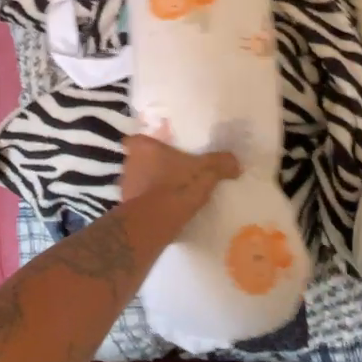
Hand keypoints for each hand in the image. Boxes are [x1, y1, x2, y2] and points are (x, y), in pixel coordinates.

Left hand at [120, 134, 239, 208]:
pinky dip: (151, 201)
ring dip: (152, 183)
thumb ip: (220, 164)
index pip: (142, 137)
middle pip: (142, 158)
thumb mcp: (205, 172)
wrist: (154, 223)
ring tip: (171, 189)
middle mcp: (129, 161)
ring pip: (141, 178)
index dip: (152, 143)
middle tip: (173, 169)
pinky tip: (166, 207)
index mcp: (143, 146)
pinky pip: (141, 198)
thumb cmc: (177, 187)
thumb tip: (235, 162)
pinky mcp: (127, 205)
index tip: (166, 149)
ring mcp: (126, 183)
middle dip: (155, 163)